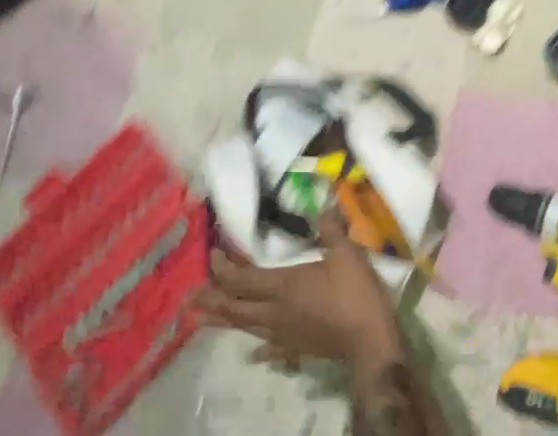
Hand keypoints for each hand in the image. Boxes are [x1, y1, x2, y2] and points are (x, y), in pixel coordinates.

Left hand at [191, 208, 401, 368]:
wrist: (367, 337)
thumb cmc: (354, 292)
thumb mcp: (346, 254)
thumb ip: (332, 230)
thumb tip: (325, 203)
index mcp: (283, 286)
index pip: (242, 279)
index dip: (223, 268)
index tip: (212, 255)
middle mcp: (273, 311)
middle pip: (235, 306)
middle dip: (212, 298)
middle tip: (191, 295)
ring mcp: (281, 332)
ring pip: (244, 326)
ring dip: (222, 320)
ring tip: (200, 319)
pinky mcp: (293, 347)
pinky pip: (268, 347)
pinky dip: (256, 348)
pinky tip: (252, 353)